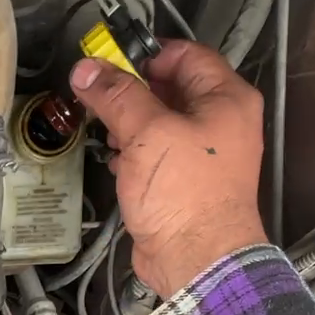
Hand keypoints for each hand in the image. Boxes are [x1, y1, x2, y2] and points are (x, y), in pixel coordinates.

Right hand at [70, 40, 269, 298]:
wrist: (195, 257)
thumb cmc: (185, 194)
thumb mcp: (147, 133)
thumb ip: (117, 98)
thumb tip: (88, 70)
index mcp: (226, 99)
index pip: (187, 57)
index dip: (147, 57)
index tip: (112, 65)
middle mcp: (222, 124)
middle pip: (172, 93)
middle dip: (133, 97)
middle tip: (102, 101)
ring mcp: (204, 157)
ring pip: (162, 127)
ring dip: (131, 129)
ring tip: (108, 135)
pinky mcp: (185, 187)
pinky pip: (158, 159)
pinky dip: (136, 157)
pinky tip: (118, 165)